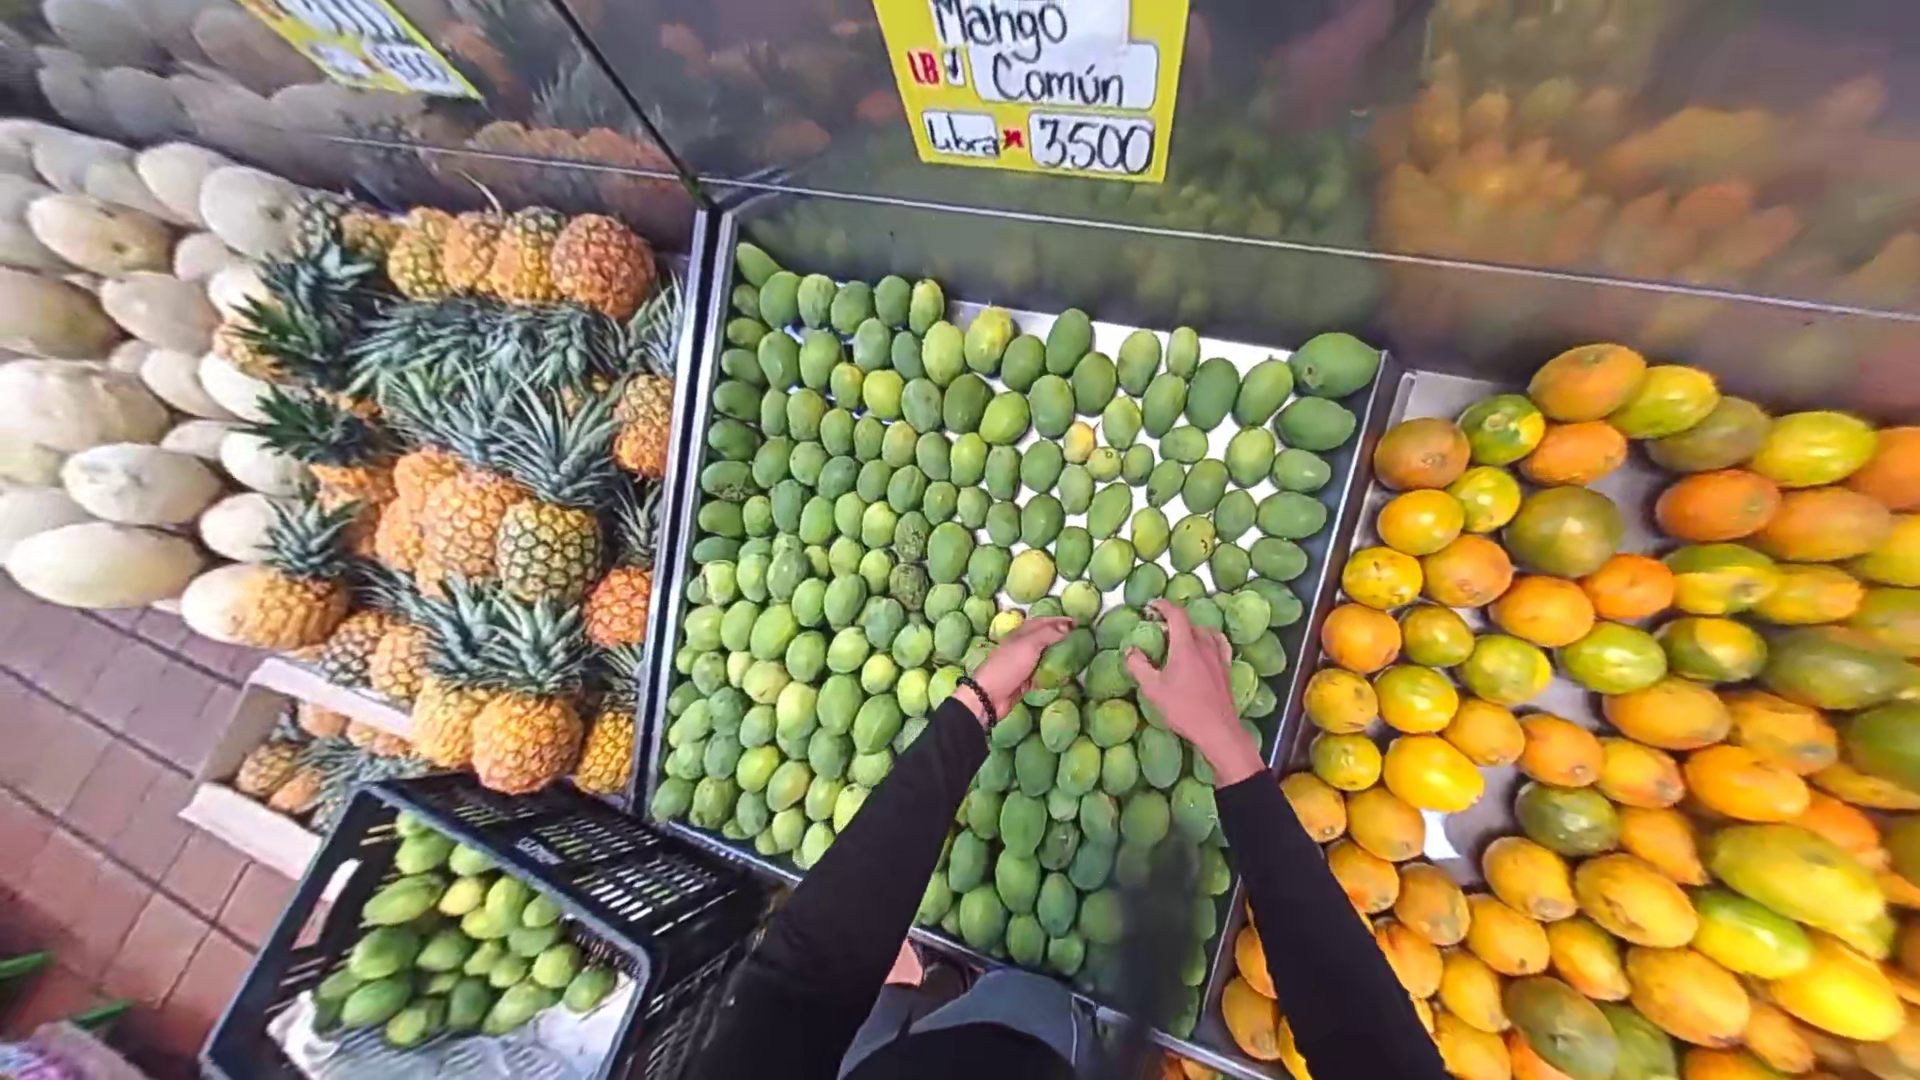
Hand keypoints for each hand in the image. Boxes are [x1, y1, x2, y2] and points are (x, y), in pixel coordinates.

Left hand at [966, 616, 1074, 724]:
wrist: (989, 696)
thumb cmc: (1008, 666)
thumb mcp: (1029, 645)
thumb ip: (1048, 634)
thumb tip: (1068, 625)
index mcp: (1020, 633)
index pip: (1043, 621)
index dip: (1059, 620)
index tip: (1078, 622)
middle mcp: (1022, 646)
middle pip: (1045, 638)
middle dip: (1061, 637)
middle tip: (1081, 639)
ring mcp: (1023, 664)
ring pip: (1044, 656)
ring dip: (1059, 655)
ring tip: (1078, 656)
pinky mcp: (1025, 681)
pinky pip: (1043, 675)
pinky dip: (1053, 674)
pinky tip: (1066, 676)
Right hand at [1126, 600, 1264, 786]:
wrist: (1218, 730)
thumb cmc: (1183, 708)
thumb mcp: (1153, 688)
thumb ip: (1138, 666)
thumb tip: (1130, 650)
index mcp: (1186, 646)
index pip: (1177, 614)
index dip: (1163, 605)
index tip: (1152, 606)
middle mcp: (1205, 646)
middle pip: (1190, 623)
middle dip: (1173, 620)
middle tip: (1158, 629)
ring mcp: (1218, 657)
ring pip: (1205, 632)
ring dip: (1191, 629)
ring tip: (1179, 638)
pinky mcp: (1226, 669)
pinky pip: (1220, 644)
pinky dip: (1210, 638)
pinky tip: (1206, 647)